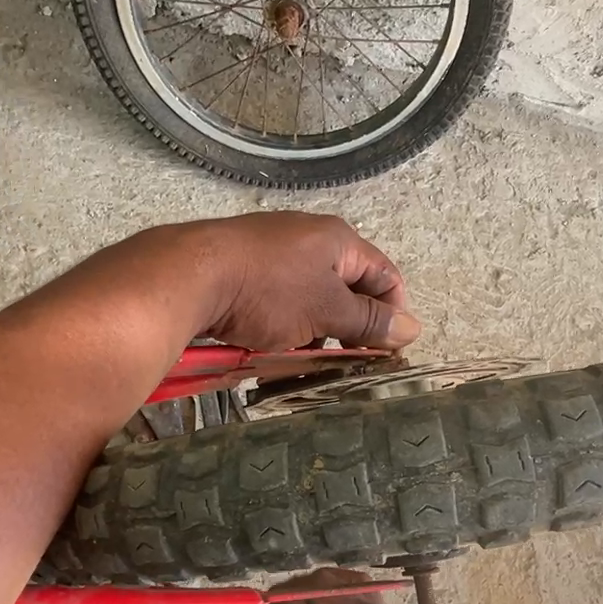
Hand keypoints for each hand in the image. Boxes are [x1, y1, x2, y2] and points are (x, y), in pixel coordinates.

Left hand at [161, 212, 421, 351]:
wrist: (190, 276)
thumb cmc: (269, 291)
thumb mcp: (327, 309)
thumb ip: (369, 321)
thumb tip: (412, 328)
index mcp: (337, 240)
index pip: (385, 276)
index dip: (393, 315)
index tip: (387, 354)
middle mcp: (308, 239)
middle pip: (347, 288)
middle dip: (352, 329)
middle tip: (348, 364)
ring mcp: (273, 253)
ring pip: (311, 299)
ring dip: (317, 333)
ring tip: (308, 363)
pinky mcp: (244, 270)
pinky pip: (279, 302)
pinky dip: (285, 327)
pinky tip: (274, 349)